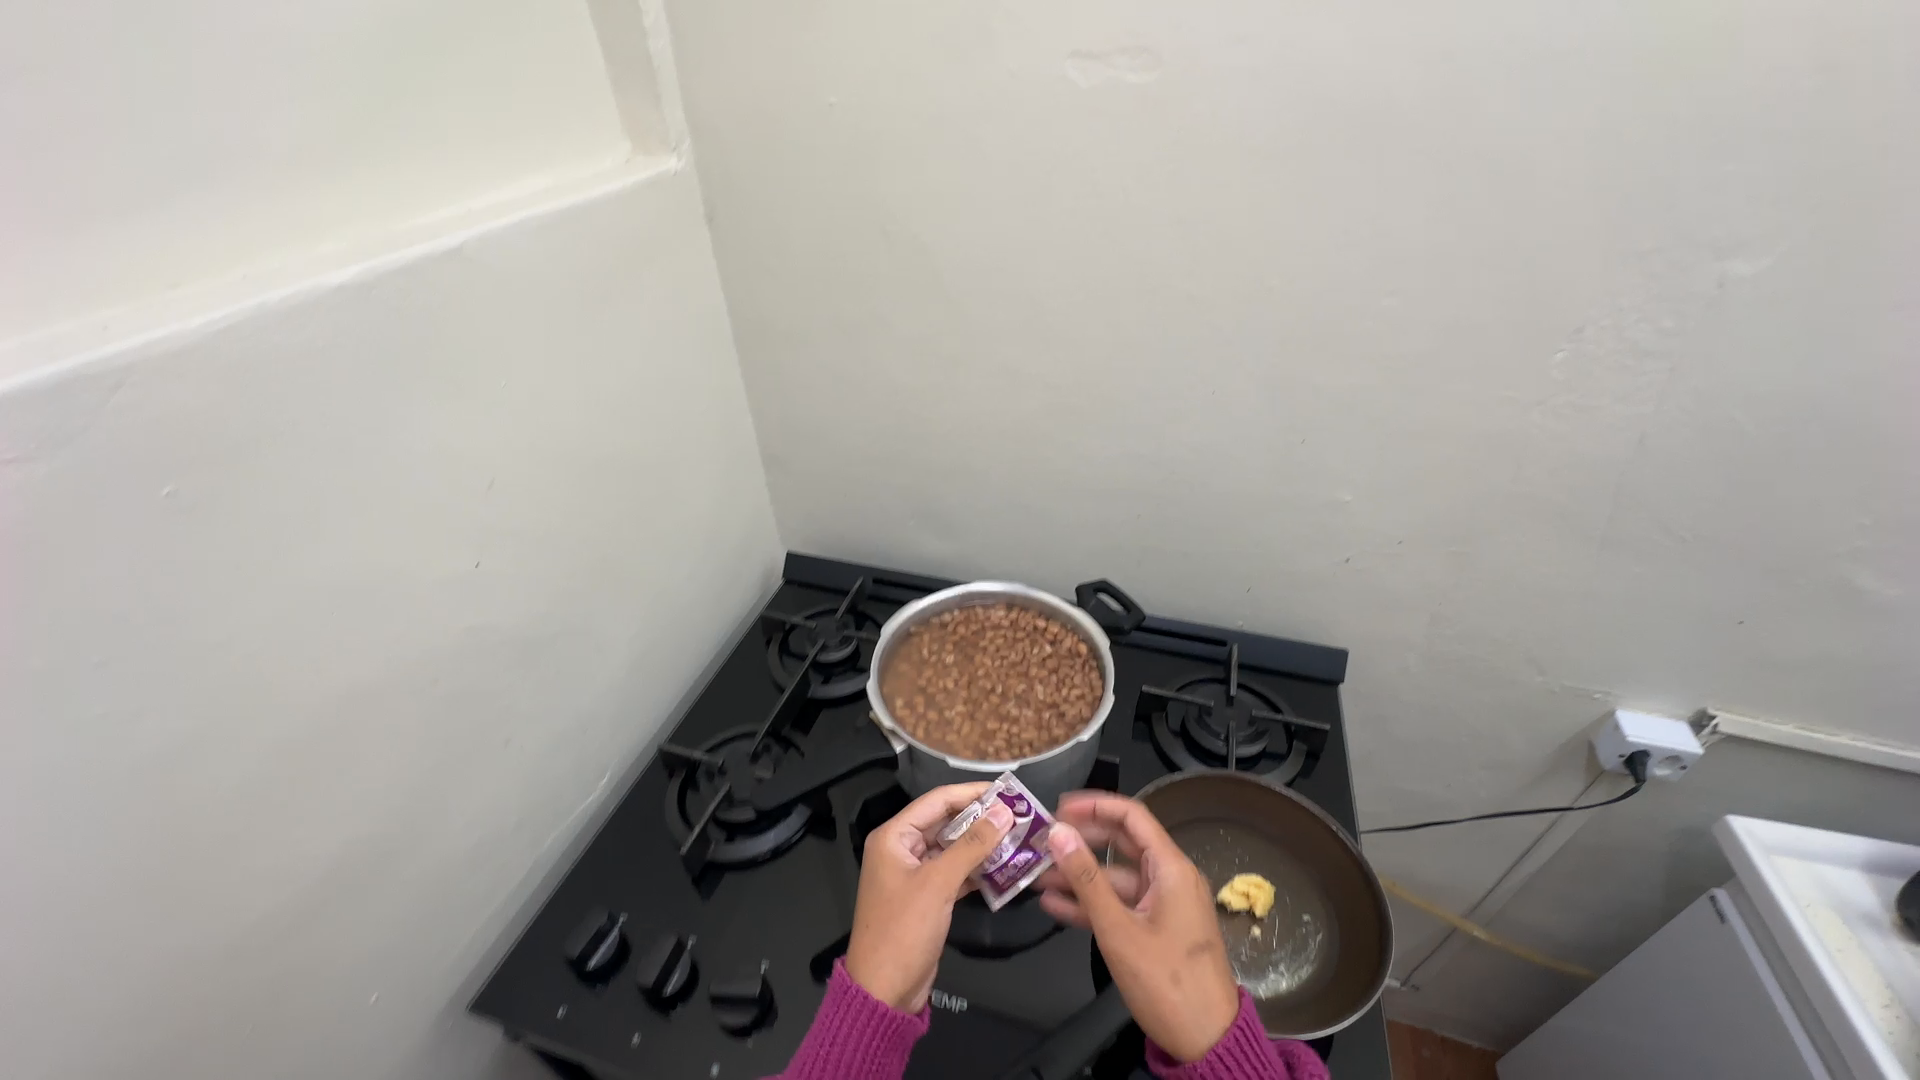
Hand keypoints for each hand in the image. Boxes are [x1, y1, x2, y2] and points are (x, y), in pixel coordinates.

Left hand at [844, 782, 1015, 1012]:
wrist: (883, 992)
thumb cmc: (903, 930)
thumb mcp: (939, 883)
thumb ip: (973, 845)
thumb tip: (1004, 813)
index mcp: (894, 836)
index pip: (937, 801)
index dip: (972, 793)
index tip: (1006, 791)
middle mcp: (901, 849)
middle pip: (946, 822)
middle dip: (980, 819)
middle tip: (1018, 815)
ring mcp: (914, 874)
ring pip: (952, 848)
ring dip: (981, 845)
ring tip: (1018, 838)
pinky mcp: (926, 897)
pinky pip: (954, 873)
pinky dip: (976, 870)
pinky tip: (1004, 869)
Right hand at [1035, 791, 1240, 1062]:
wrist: (1207, 1042)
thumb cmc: (1167, 982)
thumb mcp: (1118, 929)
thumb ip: (1085, 880)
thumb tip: (1057, 833)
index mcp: (1171, 868)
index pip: (1131, 816)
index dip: (1095, 805)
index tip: (1058, 808)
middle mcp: (1169, 877)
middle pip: (1120, 843)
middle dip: (1080, 841)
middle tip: (1041, 841)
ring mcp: (1162, 903)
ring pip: (1114, 877)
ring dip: (1078, 876)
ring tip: (1037, 876)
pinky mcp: (1155, 928)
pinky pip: (1119, 904)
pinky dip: (1091, 903)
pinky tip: (1055, 906)